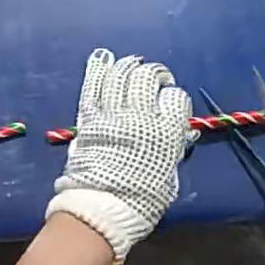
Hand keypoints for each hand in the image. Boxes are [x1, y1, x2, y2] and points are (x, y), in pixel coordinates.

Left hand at [45, 49, 194, 263]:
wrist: (101, 206)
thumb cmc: (140, 198)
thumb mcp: (168, 174)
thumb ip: (171, 148)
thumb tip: (176, 133)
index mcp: (165, 133)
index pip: (175, 99)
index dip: (172, 98)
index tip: (169, 101)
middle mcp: (140, 117)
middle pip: (147, 79)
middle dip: (153, 74)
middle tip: (153, 78)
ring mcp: (111, 115)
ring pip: (121, 76)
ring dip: (128, 67)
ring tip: (132, 66)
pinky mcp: (89, 118)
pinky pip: (93, 86)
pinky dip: (98, 69)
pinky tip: (103, 57)